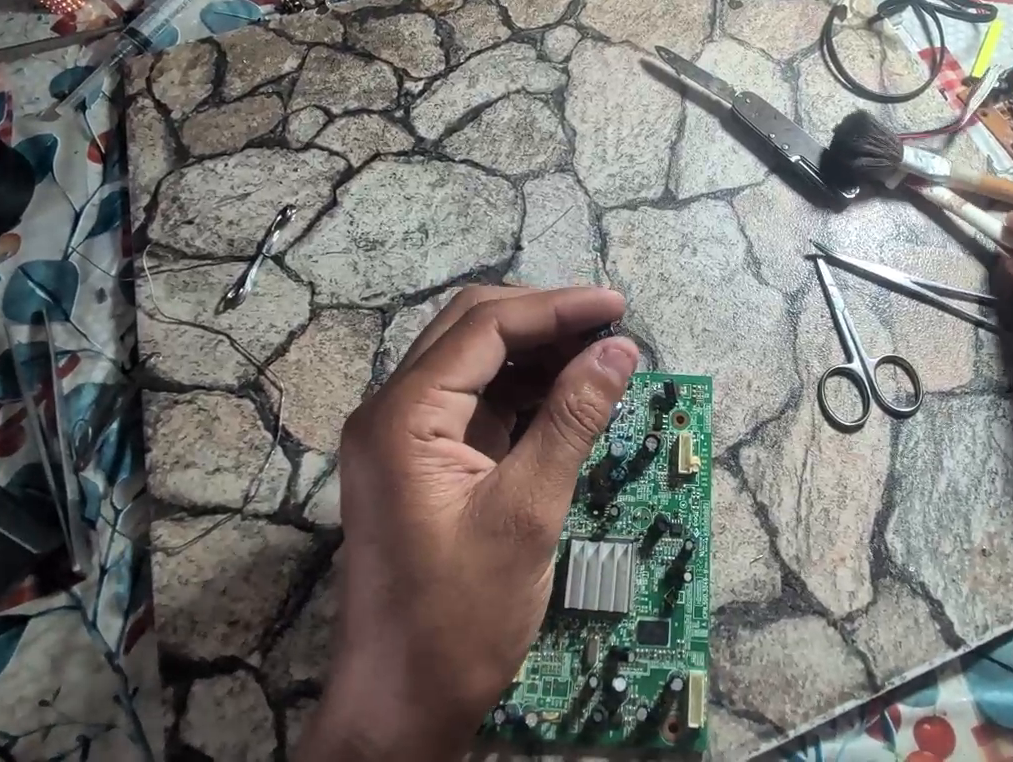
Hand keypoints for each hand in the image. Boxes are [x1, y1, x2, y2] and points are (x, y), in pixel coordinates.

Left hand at [299, 286, 639, 760]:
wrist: (403, 706)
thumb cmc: (461, 618)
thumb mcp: (528, 514)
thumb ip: (571, 420)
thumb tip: (619, 350)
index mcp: (403, 416)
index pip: (484, 327)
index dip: (556, 308)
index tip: (618, 307)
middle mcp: (394, 411)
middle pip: (472, 329)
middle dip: (544, 319)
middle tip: (611, 327)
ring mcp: (405, 436)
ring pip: (475, 361)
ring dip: (537, 352)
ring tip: (601, 356)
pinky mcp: (423, 460)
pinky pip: (477, 401)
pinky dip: (524, 389)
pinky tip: (568, 393)